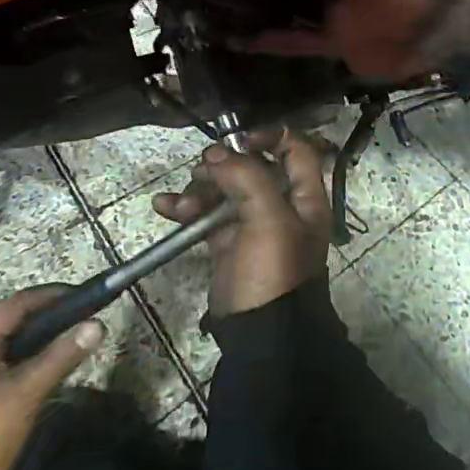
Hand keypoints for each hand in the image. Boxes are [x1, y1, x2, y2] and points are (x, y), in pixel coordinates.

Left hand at [0, 287, 105, 469]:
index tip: (78, 293)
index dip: (45, 295)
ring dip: (39, 341)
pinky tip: (48, 373)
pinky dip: (29, 362)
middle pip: (9, 326)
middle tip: (79, 317)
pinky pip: (5, 370)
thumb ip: (61, 356)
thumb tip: (97, 324)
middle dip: (45, 317)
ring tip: (70, 341)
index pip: (12, 307)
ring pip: (9, 350)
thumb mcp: (26, 392)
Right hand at [152, 129, 331, 316]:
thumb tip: (218, 153)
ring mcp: (252, 224)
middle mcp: (281, 205)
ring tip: (182, 204)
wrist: (259, 331)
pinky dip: (186, 209)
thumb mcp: (269, 218)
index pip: (295, 150)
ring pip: (224, 189)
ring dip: (199, 189)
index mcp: (305, 197)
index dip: (270, 137)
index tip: (238, 140)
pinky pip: (205, 215)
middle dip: (223, 166)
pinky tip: (165, 207)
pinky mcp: (227, 242)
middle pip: (252, 167)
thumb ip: (248, 177)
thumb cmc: (273, 269)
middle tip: (203, 171)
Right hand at [239, 0, 467, 80]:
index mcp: (339, 43)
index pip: (293, 42)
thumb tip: (345, 44)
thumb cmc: (423, 49)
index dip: (264, 42)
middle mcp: (337, 9)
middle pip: (330, 8)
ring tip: (404, 0)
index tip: (236, 38)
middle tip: (386, 15)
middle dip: (352, 11)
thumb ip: (355, 55)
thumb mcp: (385, 69)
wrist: (456, 12)